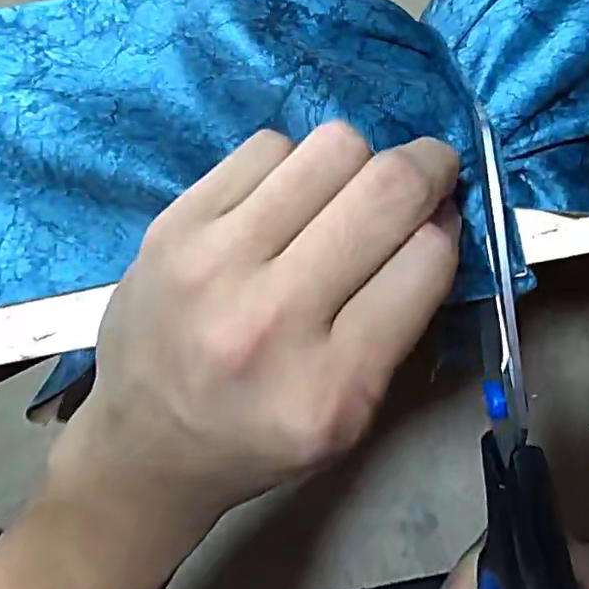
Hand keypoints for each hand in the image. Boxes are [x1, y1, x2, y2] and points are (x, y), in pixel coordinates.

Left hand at [48, 122, 461, 524]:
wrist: (142, 443)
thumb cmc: (259, 434)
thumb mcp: (351, 410)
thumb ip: (403, 314)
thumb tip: (436, 209)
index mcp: (331, 386)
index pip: (426, 258)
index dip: (446, 223)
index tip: (442, 212)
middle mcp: (270, 316)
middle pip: (385, 188)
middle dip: (427, 164)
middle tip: (428, 167)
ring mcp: (212, 259)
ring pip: (331, 147)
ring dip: (357, 161)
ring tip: (341, 192)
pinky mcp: (174, 221)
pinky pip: (268, 145)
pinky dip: (293, 162)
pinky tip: (282, 198)